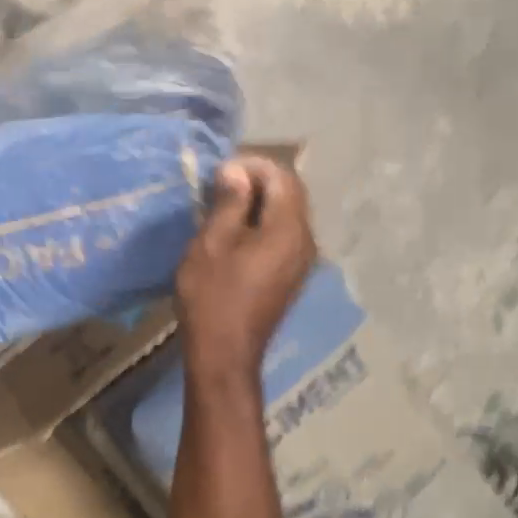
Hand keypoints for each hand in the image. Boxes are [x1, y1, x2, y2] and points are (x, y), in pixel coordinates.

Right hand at [175, 157, 317, 381]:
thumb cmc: (212, 295)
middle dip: (257, 182)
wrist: (225, 352)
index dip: (254, 165)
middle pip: (289, 196)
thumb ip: (229, 203)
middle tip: (219, 184)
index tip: (220, 169)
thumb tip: (237, 171)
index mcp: (289, 228)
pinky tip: (233, 235)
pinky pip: (280, 238)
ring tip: (221, 208)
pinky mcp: (289, 277)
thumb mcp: (212, 243)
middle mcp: (305, 241)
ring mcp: (300, 261)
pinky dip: (259, 226)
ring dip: (257, 205)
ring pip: (285, 217)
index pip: (283, 178)